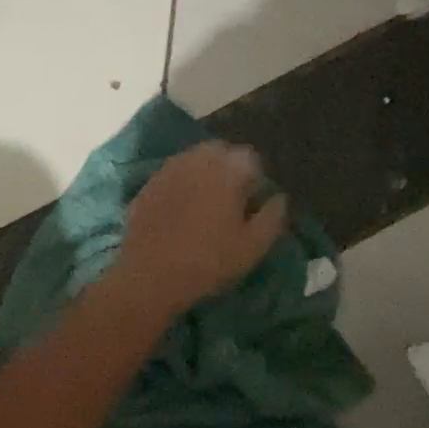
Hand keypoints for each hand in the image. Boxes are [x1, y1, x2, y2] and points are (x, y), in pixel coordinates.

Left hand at [111, 140, 288, 317]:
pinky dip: (182, 183)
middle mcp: (198, 159)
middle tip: (231, 200)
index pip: (251, 158)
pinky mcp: (148, 184)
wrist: (150, 275)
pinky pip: (173, 174)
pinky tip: (181, 210)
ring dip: (205, 173)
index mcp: (228, 169)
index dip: (255, 179)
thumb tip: (279, 197)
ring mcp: (169, 169)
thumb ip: (273, 217)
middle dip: (229, 169)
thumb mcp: (253, 246)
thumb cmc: (208, 261)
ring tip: (206, 204)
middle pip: (221, 152)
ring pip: (195, 159)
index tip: (252, 202)